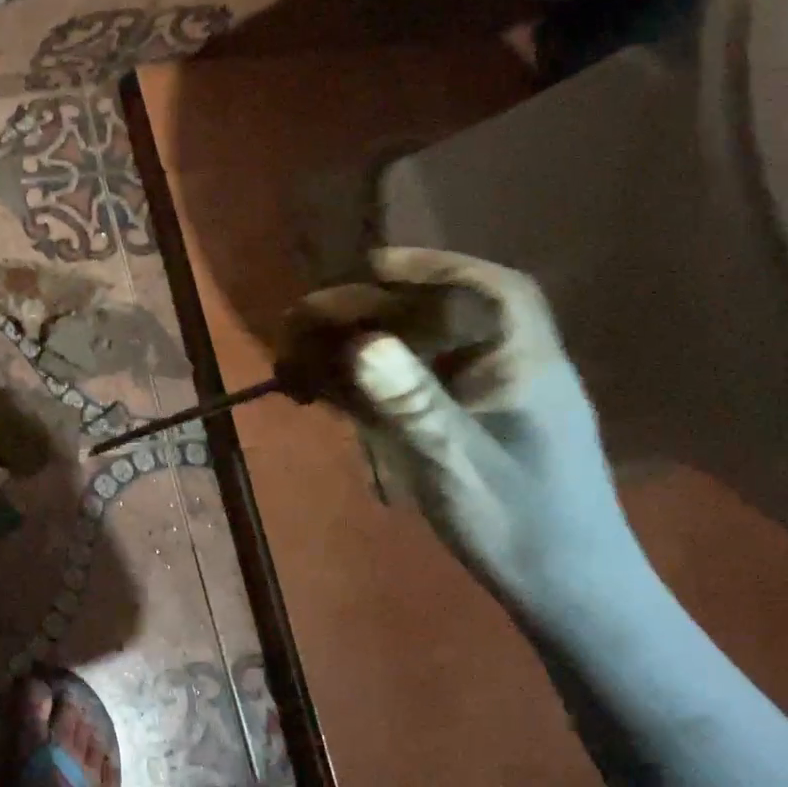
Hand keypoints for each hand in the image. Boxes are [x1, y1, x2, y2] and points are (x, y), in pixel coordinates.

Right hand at [288, 248, 640, 605]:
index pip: (491, 289)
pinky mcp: (459, 422)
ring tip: (296, 354)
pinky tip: (319, 390)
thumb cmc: (524, 528)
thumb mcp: (460, 463)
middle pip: (435, 314)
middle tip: (303, 319)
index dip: (431, 264)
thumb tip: (361, 341)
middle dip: (366, 309)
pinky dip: (360, 379)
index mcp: (525, 366)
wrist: (566, 598)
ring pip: (413, 347)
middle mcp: (505, 369)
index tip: (367, 266)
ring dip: (353, 343)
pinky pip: (405, 382)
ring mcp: (481, 397)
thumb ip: (412, 401)